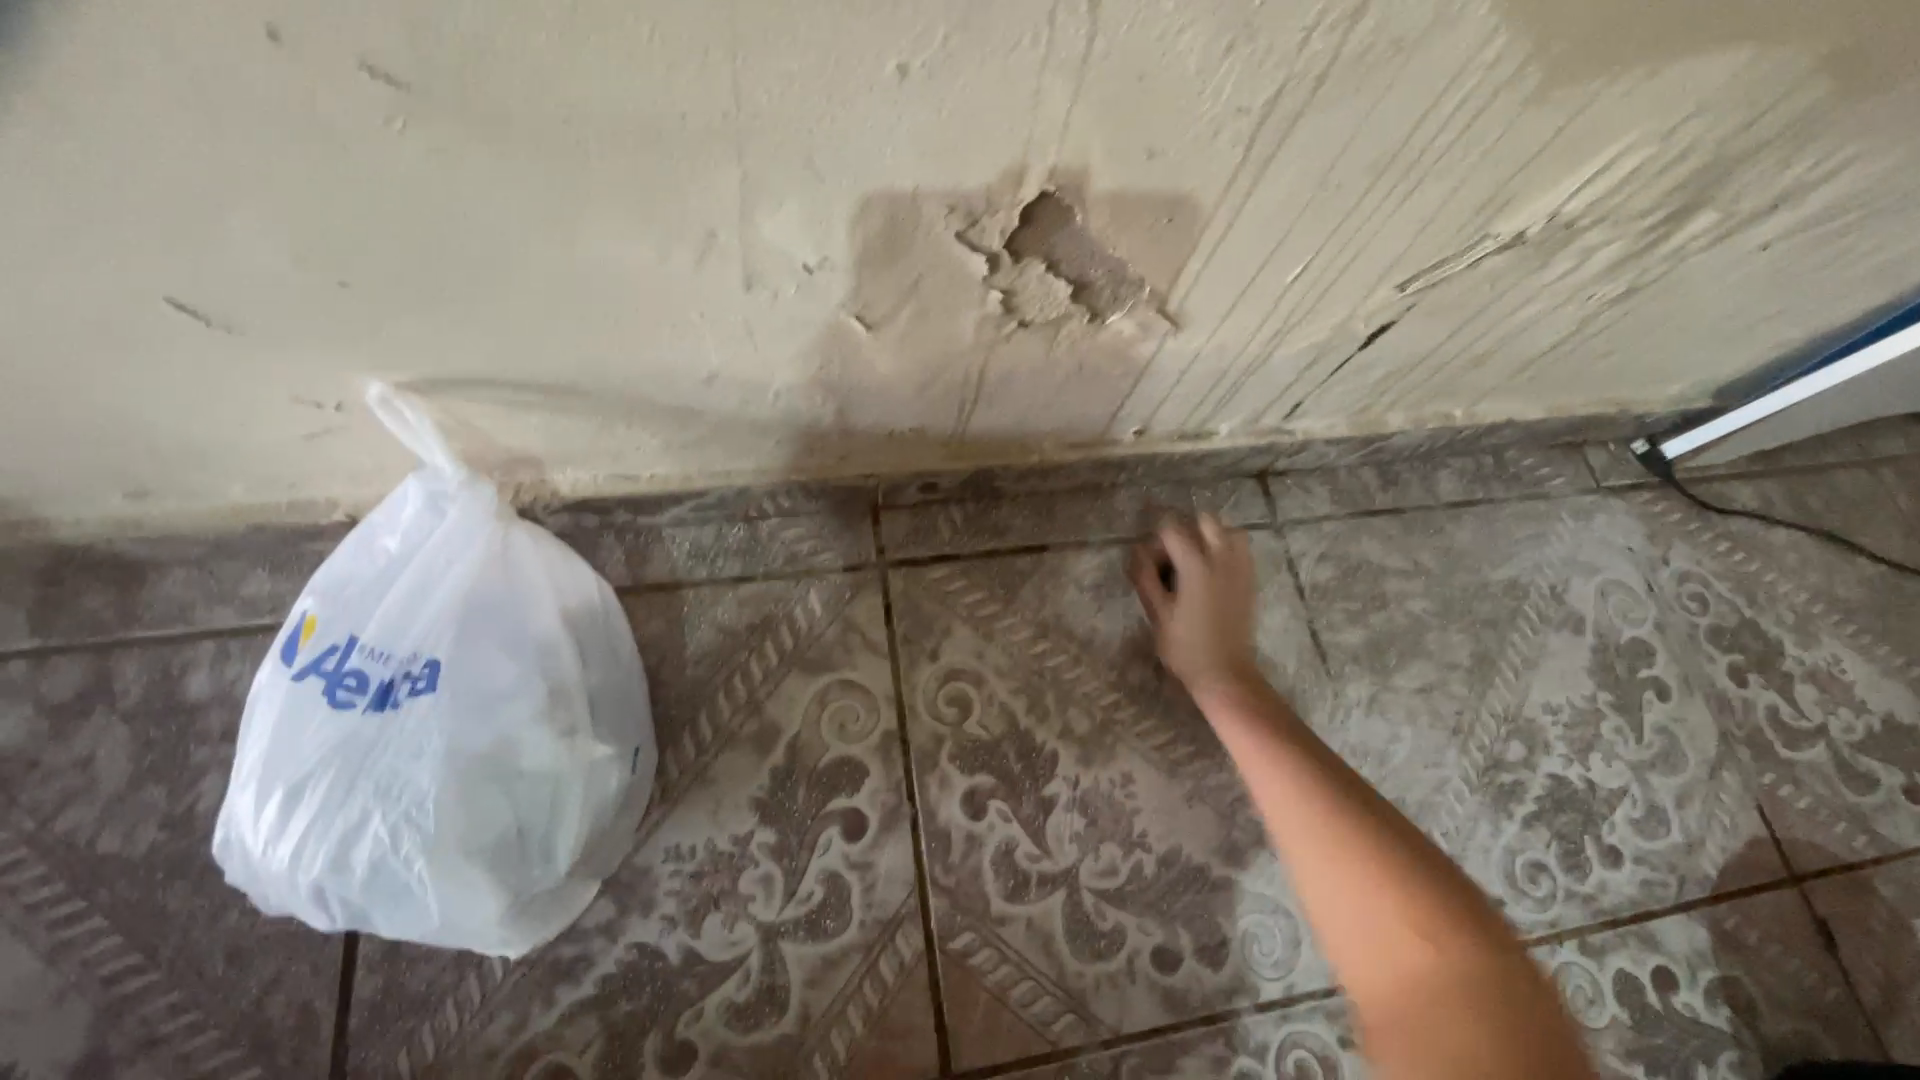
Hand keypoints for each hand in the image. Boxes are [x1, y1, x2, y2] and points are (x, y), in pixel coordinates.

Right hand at [1128, 514, 1262, 698]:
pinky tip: (1214, 571)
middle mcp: (1222, 558)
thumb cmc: (1185, 647)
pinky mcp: (1251, 579)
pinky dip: (1227, 549)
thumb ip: (1145, 578)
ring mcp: (1241, 568)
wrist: (1225, 673)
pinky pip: (1242, 549)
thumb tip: (1137, 551)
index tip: (1151, 564)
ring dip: (1210, 537)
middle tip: (1173, 558)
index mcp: (1196, 565)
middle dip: (1186, 531)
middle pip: (1205, 521)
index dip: (1157, 542)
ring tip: (1196, 560)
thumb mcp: (1157, 614)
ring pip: (1228, 530)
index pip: (1172, 529)